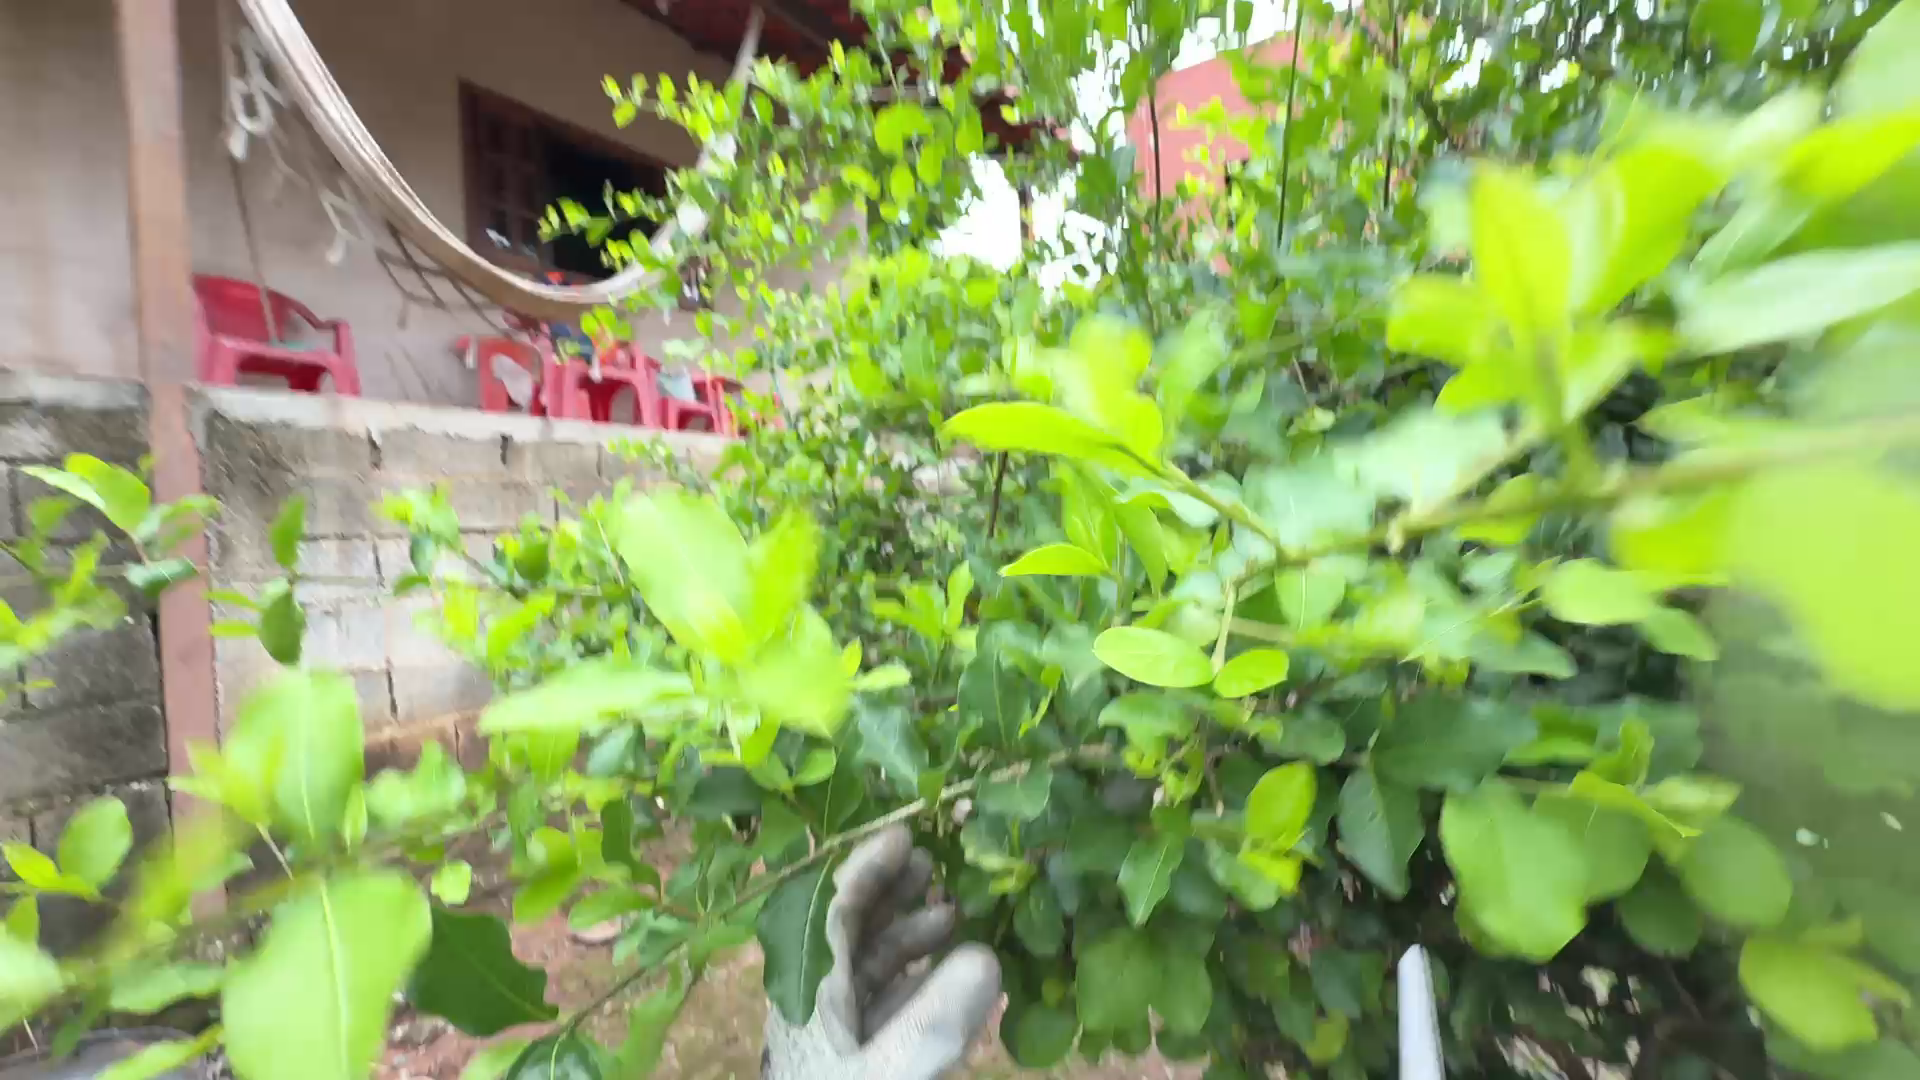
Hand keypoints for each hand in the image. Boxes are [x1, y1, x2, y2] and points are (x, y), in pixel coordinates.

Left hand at [762, 825, 1001, 1079]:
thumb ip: (934, 1023)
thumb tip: (989, 955)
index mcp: (808, 990)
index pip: (834, 905)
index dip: (869, 865)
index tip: (907, 834)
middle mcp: (815, 1000)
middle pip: (851, 925)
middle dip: (892, 891)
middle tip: (937, 864)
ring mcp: (831, 1032)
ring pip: (868, 962)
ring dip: (908, 933)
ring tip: (952, 913)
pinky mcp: (849, 1059)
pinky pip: (881, 1001)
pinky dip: (914, 979)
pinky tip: (947, 974)